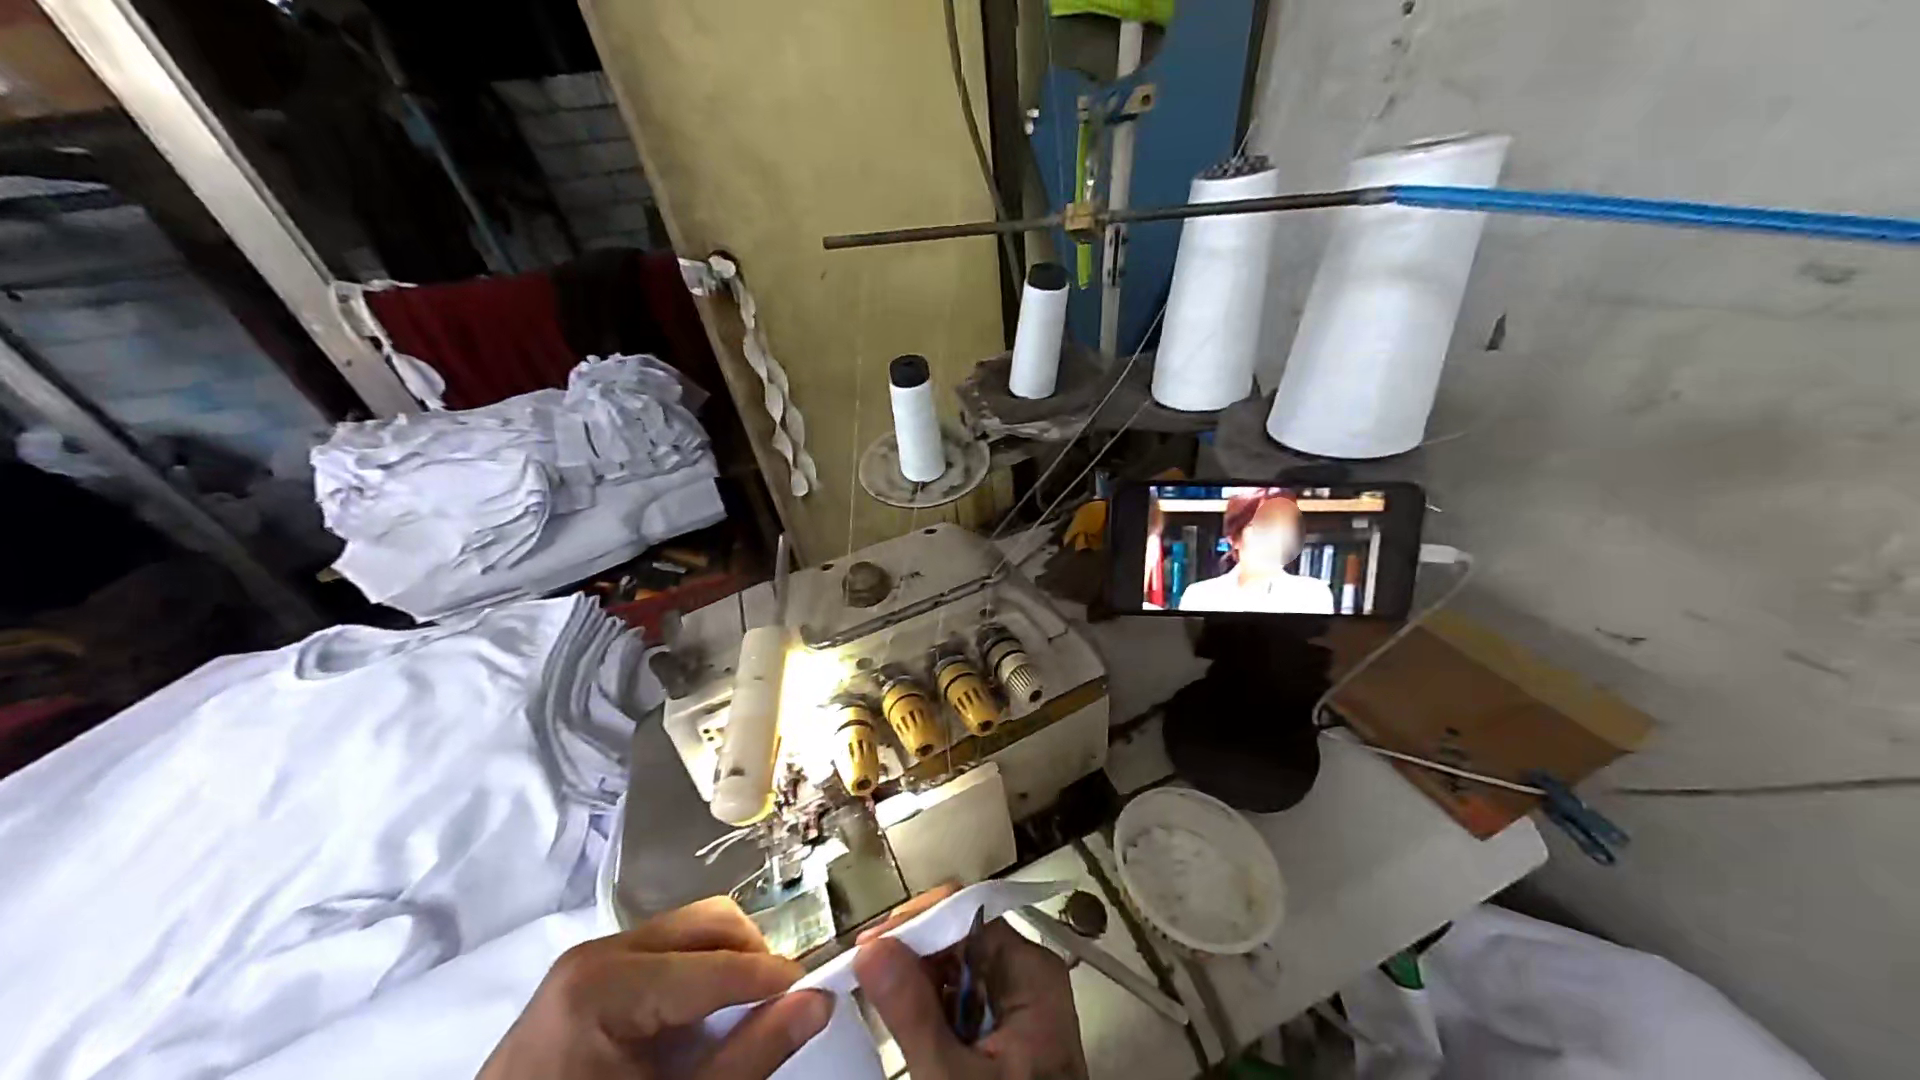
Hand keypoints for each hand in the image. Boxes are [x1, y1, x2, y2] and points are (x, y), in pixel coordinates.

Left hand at [477, 896, 831, 1079]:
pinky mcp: (588, 972)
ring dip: (728, 964)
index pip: (714, 965)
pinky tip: (697, 1023)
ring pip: (692, 930)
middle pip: (707, 924)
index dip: (773, 977)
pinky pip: (667, 949)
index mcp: (607, 986)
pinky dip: (699, 973)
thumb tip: (817, 1003)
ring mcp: (590, 958)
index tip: (820, 991)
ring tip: (737, 1020)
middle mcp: (598, 952)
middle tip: (775, 1009)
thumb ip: (750, 1056)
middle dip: (752, 960)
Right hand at [853, 887, 1087, 1079]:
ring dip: (914, 980)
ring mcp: (1014, 1001)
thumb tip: (871, 949)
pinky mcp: (1001, 1027)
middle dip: (911, 953)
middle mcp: (1025, 974)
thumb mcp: (954, 1079)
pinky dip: (928, 1006)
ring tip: (874, 993)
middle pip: (959, 938)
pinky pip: (958, 998)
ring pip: (954, 968)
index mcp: (1030, 972)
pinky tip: (902, 1020)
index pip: (967, 916)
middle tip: (862, 972)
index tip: (869, 944)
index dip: (917, 923)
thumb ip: (913, 1014)